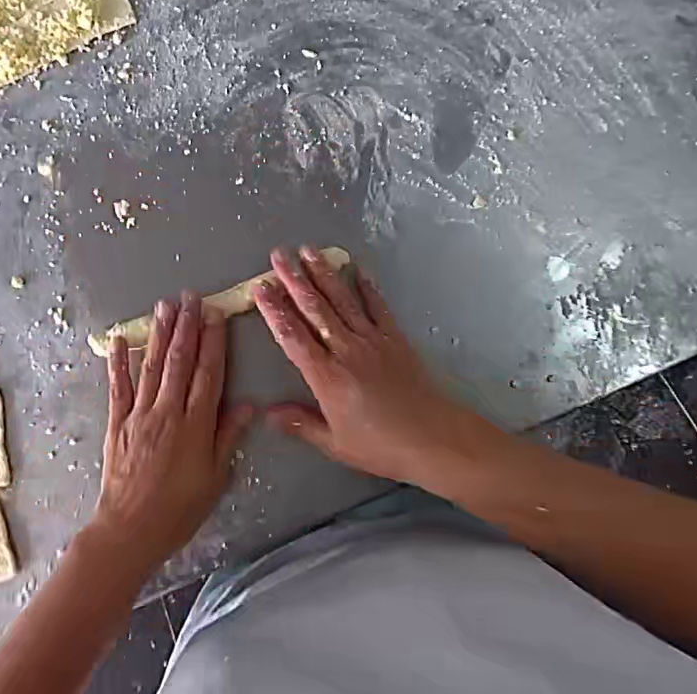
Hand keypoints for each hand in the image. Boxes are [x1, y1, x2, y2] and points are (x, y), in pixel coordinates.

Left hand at [87, 291, 252, 571]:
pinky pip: (118, 386)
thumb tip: (249, 405)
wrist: (129, 531)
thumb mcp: (215, 479)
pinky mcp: (117, 422)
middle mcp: (167, 411)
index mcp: (195, 425)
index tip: (215, 315)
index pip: (208, 373)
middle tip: (190, 296)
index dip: (213, 342)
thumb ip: (228, 438)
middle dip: (186, 326)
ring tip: (164, 306)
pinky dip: (118, 362)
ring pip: (151, 365)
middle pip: (179, 361)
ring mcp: (139, 414)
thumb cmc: (178, 510)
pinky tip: (119, 340)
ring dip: (159, 333)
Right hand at [254, 245, 508, 487]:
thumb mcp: (335, 444)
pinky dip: (366, 286)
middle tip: (278, 255)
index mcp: (326, 376)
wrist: (436, 440)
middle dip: (293, 279)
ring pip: (341, 300)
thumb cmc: (381, 446)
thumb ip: (301, 423)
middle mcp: (345, 350)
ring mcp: (372, 340)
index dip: (274, 310)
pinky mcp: (395, 338)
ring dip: (323, 273)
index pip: (293, 336)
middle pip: (314, 308)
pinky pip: (377, 306)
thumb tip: (266, 412)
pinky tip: (356, 268)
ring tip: (307, 250)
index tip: (260, 287)